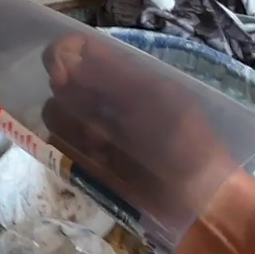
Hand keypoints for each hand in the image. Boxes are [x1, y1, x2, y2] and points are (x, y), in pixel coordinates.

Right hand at [40, 31, 243, 251]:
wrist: (199, 204)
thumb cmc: (185, 144)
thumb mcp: (156, 100)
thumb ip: (111, 75)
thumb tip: (64, 60)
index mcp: (125, 75)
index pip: (78, 49)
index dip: (60, 55)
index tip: (60, 77)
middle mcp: (104, 98)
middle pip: (59, 82)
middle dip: (71, 102)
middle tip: (96, 124)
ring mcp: (93, 131)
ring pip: (55, 116)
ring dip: (73, 130)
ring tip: (103, 150)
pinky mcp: (86, 163)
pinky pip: (58, 149)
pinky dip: (71, 154)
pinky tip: (98, 166)